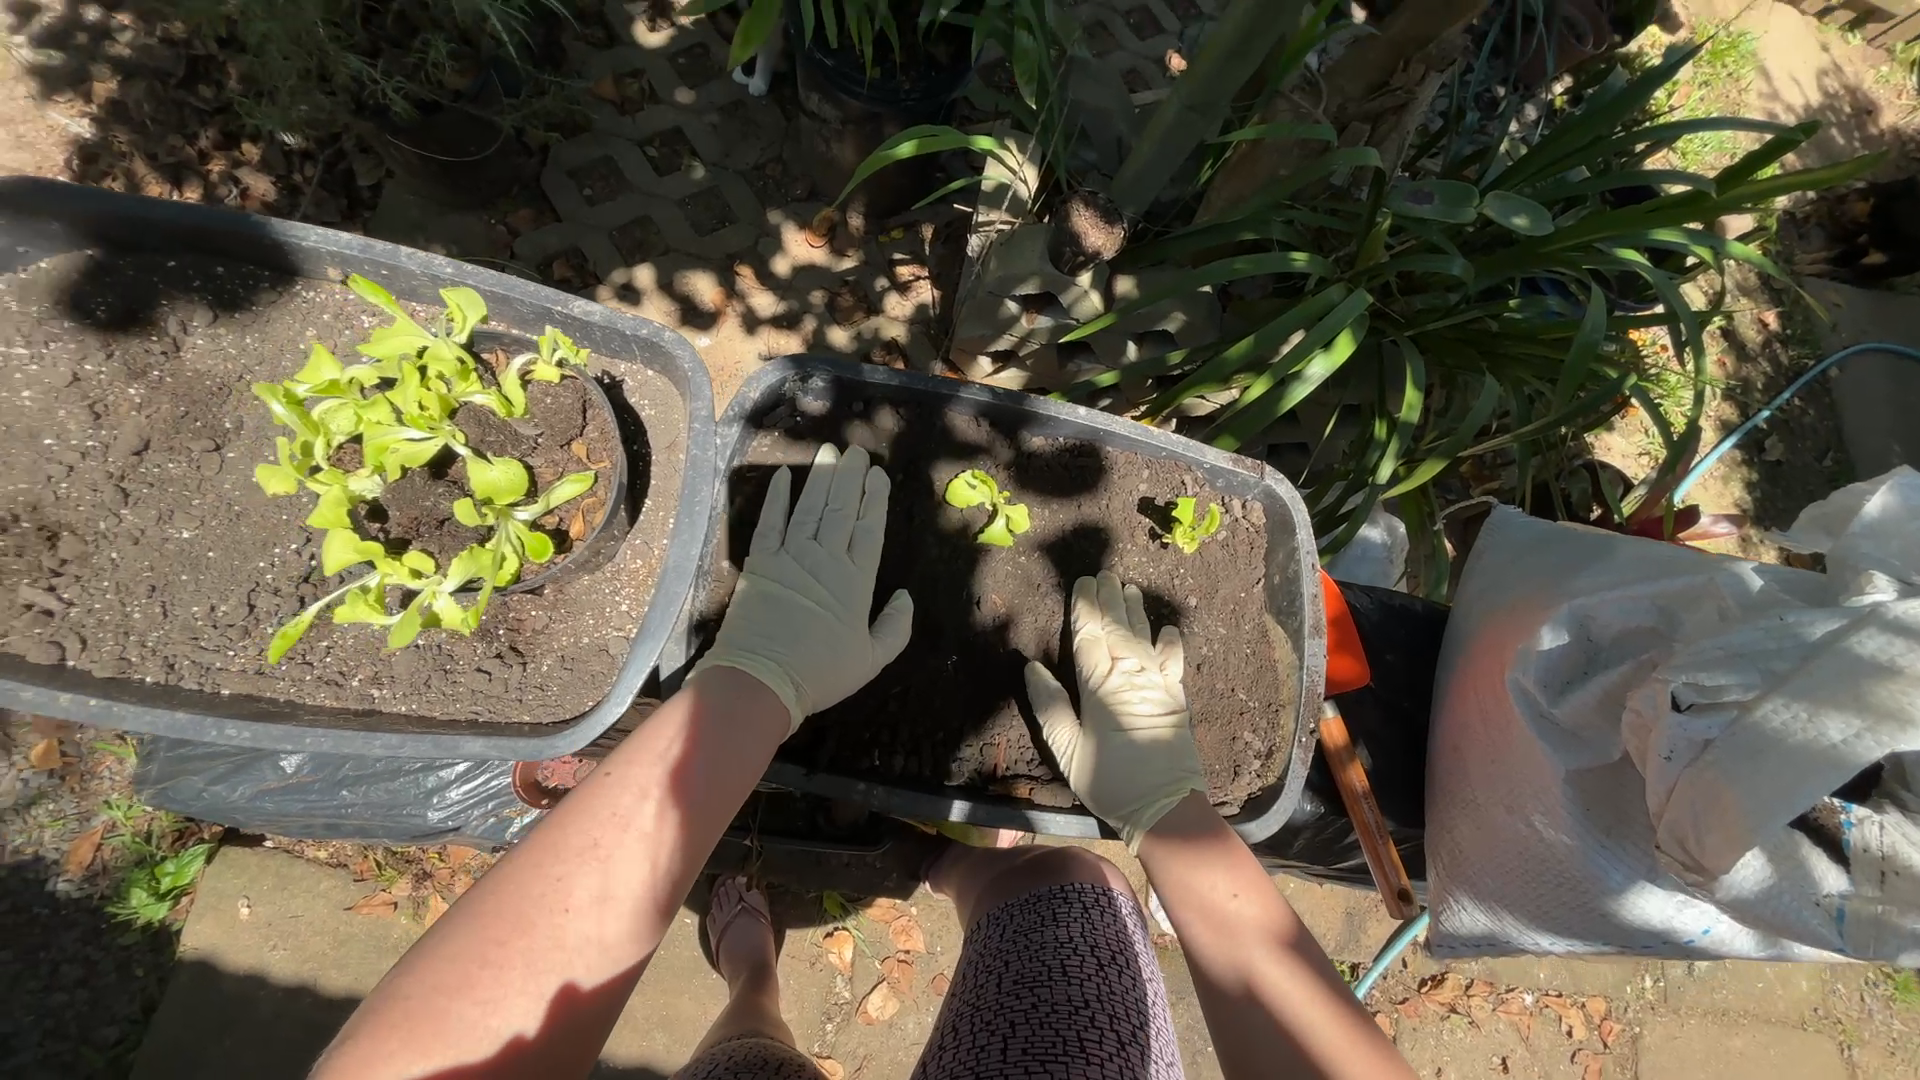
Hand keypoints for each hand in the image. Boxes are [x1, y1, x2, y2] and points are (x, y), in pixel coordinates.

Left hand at [691, 444, 913, 732]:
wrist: (760, 680)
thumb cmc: (821, 674)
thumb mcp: (872, 660)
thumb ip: (895, 627)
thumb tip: (906, 595)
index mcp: (856, 582)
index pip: (870, 529)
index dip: (875, 500)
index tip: (879, 474)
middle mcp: (825, 560)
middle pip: (841, 509)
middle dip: (851, 477)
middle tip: (857, 450)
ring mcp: (791, 557)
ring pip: (810, 508)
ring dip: (821, 478)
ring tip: (830, 450)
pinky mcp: (760, 562)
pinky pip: (771, 522)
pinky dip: (777, 498)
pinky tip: (784, 476)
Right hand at [1024, 571, 1205, 850]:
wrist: (1166, 808)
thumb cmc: (1108, 781)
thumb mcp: (1066, 750)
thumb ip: (1050, 707)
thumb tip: (1031, 666)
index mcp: (1099, 687)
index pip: (1088, 637)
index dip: (1084, 607)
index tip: (1081, 582)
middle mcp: (1130, 677)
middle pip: (1117, 629)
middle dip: (1108, 600)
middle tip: (1103, 573)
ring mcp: (1157, 685)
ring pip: (1143, 638)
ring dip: (1135, 612)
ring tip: (1128, 588)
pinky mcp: (1177, 699)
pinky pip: (1173, 662)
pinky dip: (1170, 643)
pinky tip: (1168, 629)